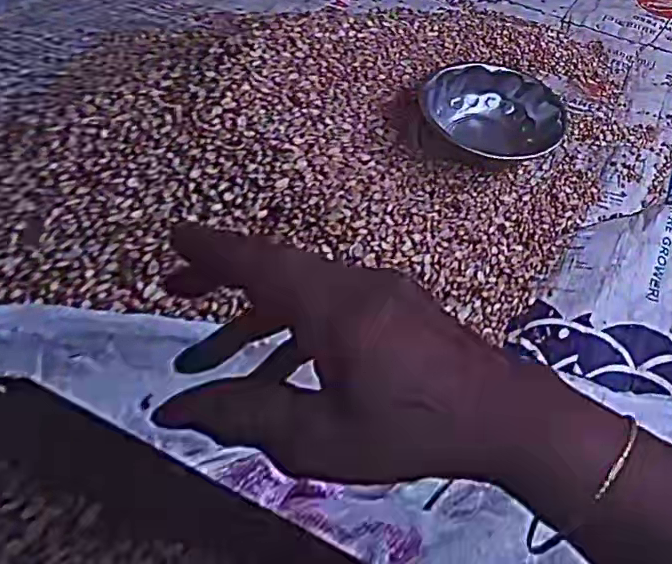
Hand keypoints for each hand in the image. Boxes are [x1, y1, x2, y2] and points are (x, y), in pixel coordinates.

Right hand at [153, 225, 542, 483]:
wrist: (495, 409)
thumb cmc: (413, 426)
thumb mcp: (317, 436)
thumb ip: (246, 414)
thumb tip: (183, 405)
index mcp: (346, 310)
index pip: (271, 266)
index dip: (219, 250)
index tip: (178, 236)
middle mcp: (371, 288)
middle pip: (291, 271)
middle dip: (231, 278)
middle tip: (176, 290)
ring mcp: (393, 294)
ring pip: (314, 290)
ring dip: (263, 314)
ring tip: (210, 356)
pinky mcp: (406, 307)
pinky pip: (342, 304)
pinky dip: (302, 327)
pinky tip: (277, 371)